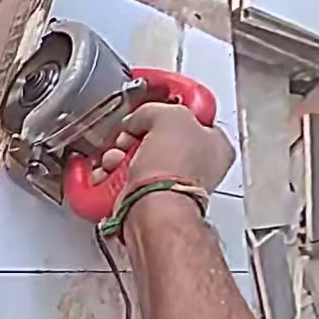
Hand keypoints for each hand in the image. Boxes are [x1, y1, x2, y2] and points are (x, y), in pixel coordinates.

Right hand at [92, 101, 234, 193]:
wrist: (150, 209)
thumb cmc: (172, 170)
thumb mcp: (170, 116)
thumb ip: (153, 110)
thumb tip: (136, 120)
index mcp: (214, 145)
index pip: (188, 119)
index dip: (163, 113)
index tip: (147, 113)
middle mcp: (192, 168)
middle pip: (153, 141)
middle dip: (131, 139)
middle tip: (126, 140)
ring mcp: (165, 187)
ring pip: (132, 162)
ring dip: (115, 158)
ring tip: (113, 161)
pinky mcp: (141, 202)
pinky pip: (118, 183)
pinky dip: (106, 178)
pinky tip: (104, 175)